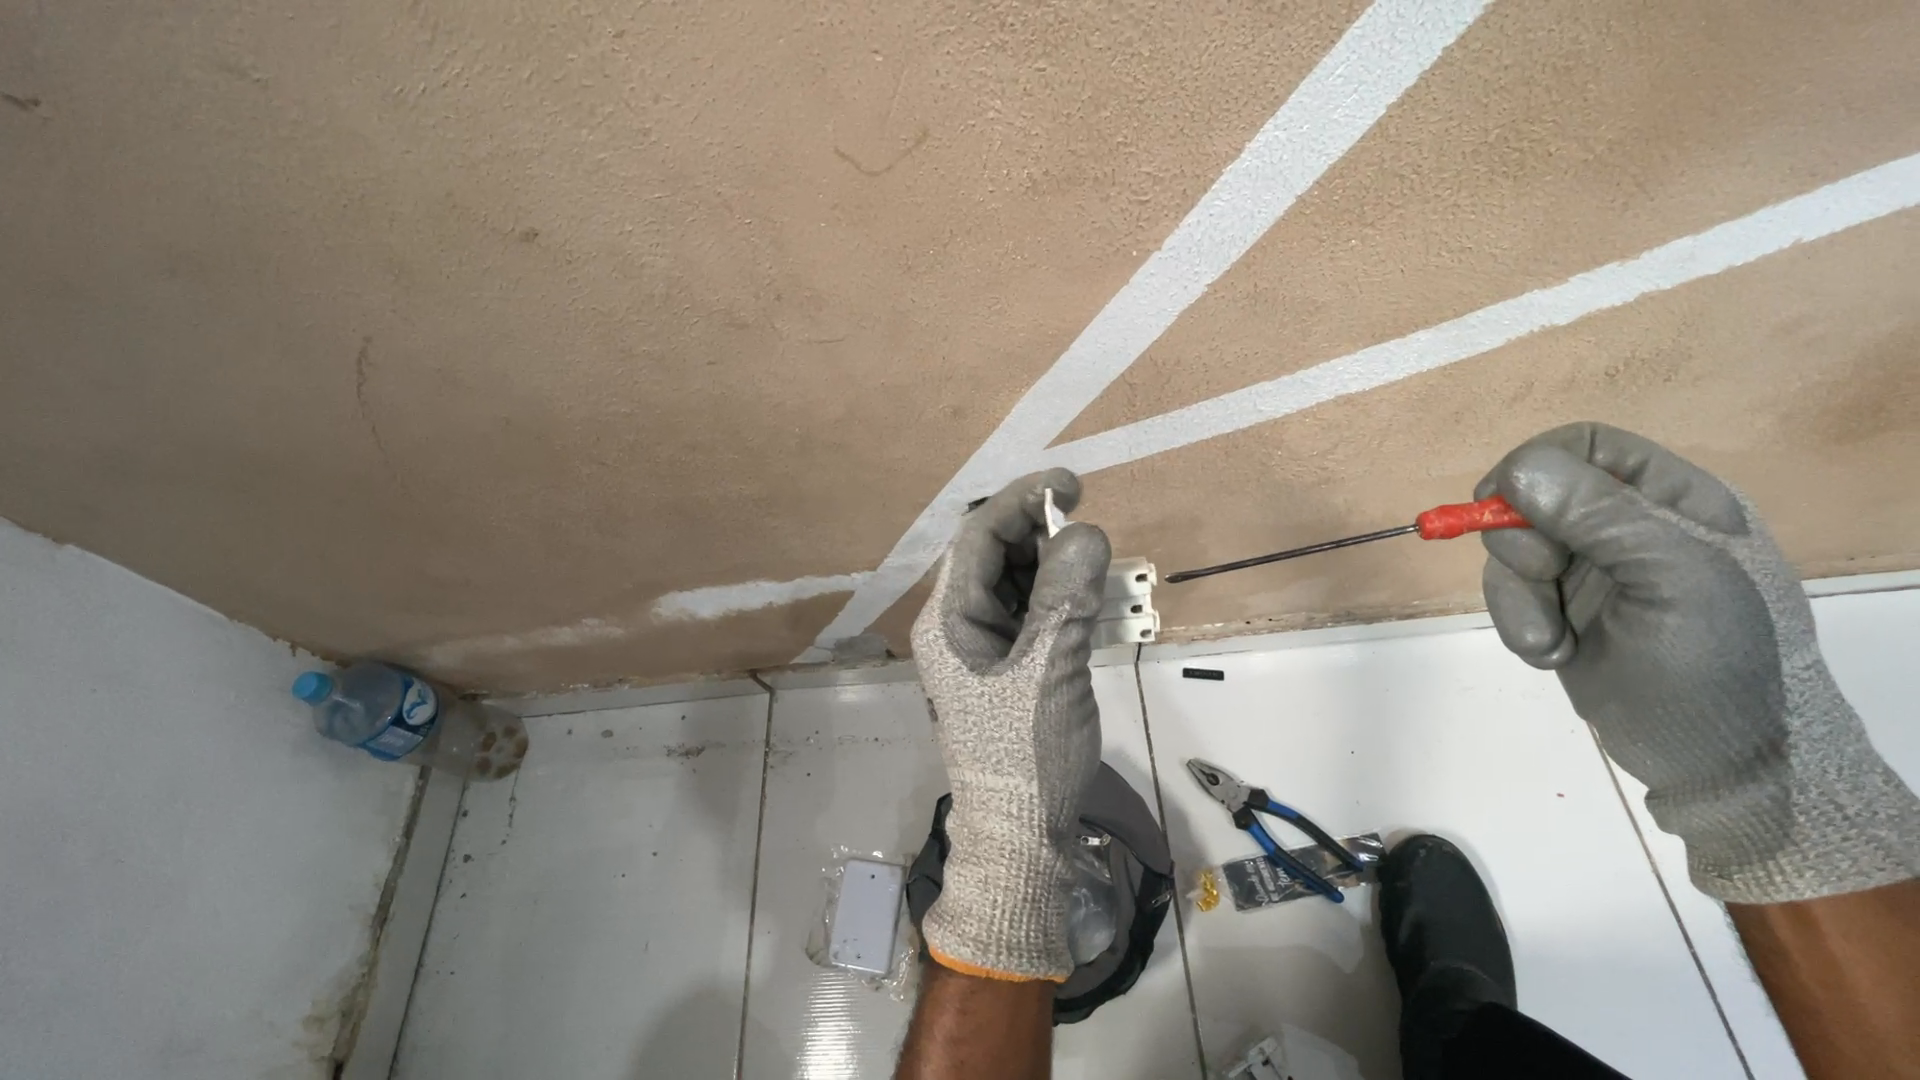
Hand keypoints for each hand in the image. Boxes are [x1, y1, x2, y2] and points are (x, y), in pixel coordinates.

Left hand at [911, 468, 1110, 980]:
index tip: (1070, 484)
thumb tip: (1085, 530)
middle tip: (1090, 533)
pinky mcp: (1007, 668)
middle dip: (1040, 534)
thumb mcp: (1049, 671)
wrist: (1022, 835)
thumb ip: (1065, 597)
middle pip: (994, 556)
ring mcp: (981, 649)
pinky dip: (1059, 600)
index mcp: (948, 621)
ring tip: (1095, 571)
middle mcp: (957, 626)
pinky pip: (1030, 615)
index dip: (1021, 502)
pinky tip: (1089, 602)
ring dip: (1054, 567)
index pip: (978, 538)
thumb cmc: (1025, 754)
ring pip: (1014, 583)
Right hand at [1478, 422, 1918, 902]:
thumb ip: (1600, 517)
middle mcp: (1624, 528)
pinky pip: (1508, 596)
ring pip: (1509, 554)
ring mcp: (1589, 572)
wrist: (1718, 764)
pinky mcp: (1560, 611)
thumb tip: (1517, 469)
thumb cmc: (1717, 664)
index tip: (1500, 507)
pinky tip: (1555, 654)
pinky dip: (1517, 625)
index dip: (1532, 468)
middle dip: (1522, 548)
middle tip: (1543, 579)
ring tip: (1552, 643)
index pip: (1582, 447)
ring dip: (1516, 599)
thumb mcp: (1671, 579)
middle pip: (1528, 502)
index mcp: (1672, 501)